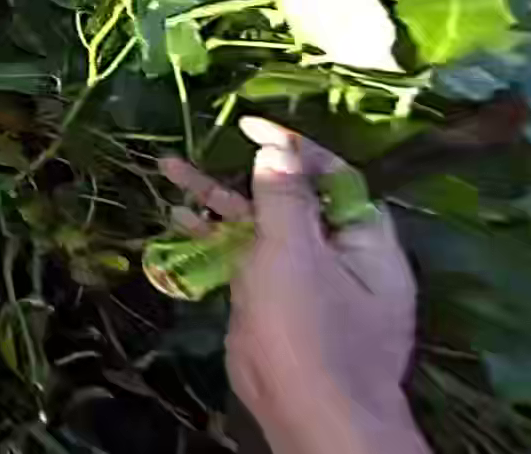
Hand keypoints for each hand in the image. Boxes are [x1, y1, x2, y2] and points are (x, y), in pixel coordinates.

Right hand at [161, 118, 428, 453]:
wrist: (305, 406)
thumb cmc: (307, 325)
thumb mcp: (293, 252)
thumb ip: (283, 199)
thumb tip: (276, 150)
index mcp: (364, 246)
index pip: (336, 180)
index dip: (297, 149)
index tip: (251, 125)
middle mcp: (337, 255)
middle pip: (291, 198)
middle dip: (246, 169)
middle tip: (204, 143)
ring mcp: (302, 275)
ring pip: (256, 221)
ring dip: (214, 195)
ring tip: (167, 168)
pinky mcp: (270, 292)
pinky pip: (240, 248)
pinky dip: (210, 230)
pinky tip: (176, 218)